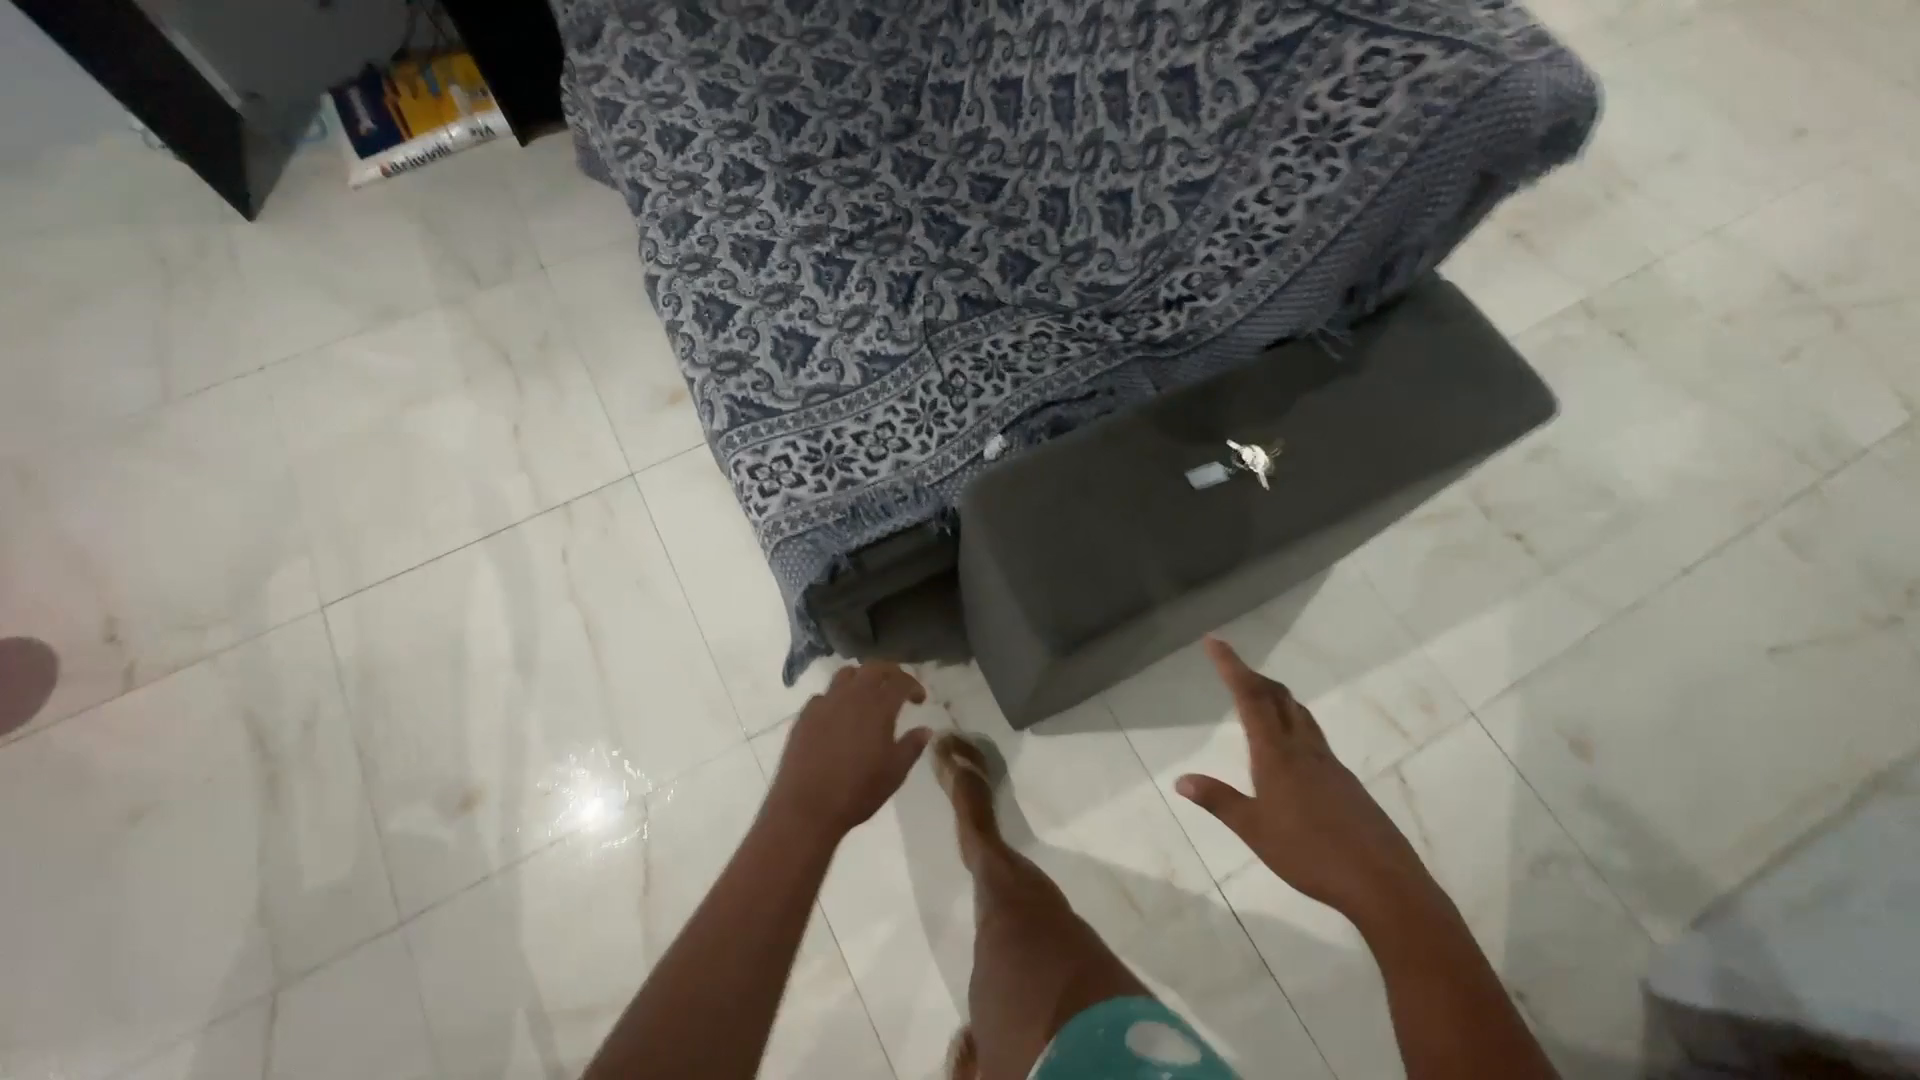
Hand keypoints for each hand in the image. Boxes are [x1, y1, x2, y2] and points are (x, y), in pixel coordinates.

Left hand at [767, 662, 931, 837]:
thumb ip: (912, 746)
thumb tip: (925, 729)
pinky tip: (839, 717)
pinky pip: (824, 695)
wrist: (806, 807)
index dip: (913, 685)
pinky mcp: (805, 716)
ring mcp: (824, 703)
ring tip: (868, 696)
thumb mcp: (895, 772)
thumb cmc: (858, 791)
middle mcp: (851, 696)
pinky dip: (837, 698)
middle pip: (873, 668)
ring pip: (846, 675)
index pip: (900, 681)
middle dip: (890, 672)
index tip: (919, 699)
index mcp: (878, 707)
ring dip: (862, 679)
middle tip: (898, 687)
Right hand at [1176, 638, 1438, 924]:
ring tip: (1258, 697)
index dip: (1232, 667)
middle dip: (1254, 677)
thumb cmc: (1310, 854)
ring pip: (1300, 716)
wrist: (1382, 882)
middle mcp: (1305, 750)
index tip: (1214, 642)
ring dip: (1277, 697)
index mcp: (1277, 756)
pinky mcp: (1345, 784)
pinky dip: (1293, 725)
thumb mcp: (1254, 830)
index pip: (1250, 698)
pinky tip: (1289, 751)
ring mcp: (1330, 765)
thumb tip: (1182, 780)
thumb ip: (1219, 801)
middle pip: (1279, 698)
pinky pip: (1314, 738)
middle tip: (1232, 667)